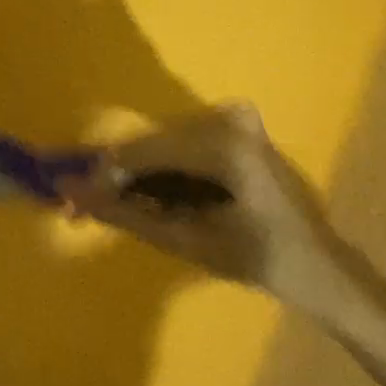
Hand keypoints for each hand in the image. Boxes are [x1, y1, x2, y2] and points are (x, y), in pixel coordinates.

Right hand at [61, 103, 359, 313]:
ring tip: (114, 213)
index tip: (69, 204)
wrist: (317, 265)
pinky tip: (152, 201)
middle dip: (116, 180)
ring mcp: (237, 121)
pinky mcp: (239, 130)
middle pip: (150, 146)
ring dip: (136, 179)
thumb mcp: (186, 240)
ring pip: (162, 147)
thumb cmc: (257, 260)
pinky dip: (162, 174)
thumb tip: (71, 194)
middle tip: (82, 213)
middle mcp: (229, 120)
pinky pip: (182, 148)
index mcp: (224, 146)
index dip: (101, 178)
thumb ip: (126, 214)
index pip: (142, 152)